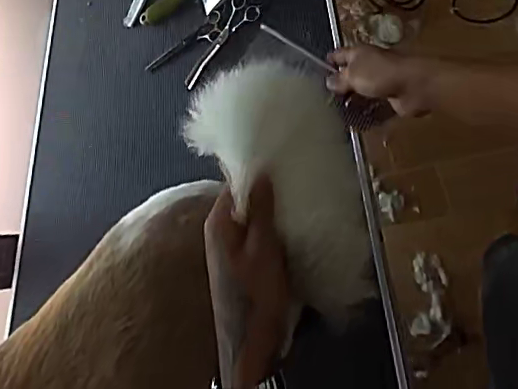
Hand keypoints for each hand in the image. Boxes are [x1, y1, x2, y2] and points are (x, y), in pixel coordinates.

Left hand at [205, 179, 292, 388]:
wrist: (252, 351)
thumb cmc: (255, 301)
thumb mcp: (263, 248)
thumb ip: (261, 208)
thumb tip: (261, 171)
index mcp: (220, 220)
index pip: (238, 179)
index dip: (261, 171)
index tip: (283, 166)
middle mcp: (222, 230)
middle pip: (248, 198)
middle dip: (271, 195)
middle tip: (295, 191)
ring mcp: (232, 248)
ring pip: (257, 218)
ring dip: (275, 216)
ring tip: (296, 211)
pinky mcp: (246, 264)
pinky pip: (262, 237)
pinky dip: (276, 235)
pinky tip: (291, 238)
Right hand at [326, 46, 434, 116]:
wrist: (414, 86)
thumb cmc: (380, 74)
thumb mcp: (354, 74)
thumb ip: (340, 79)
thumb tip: (328, 81)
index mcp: (358, 53)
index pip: (339, 55)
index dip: (329, 62)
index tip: (317, 71)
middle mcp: (368, 65)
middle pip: (350, 73)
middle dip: (340, 84)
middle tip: (324, 99)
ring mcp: (380, 81)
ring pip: (362, 90)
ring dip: (353, 99)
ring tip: (338, 113)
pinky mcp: (391, 97)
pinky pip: (375, 104)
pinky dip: (367, 111)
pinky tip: (357, 122)